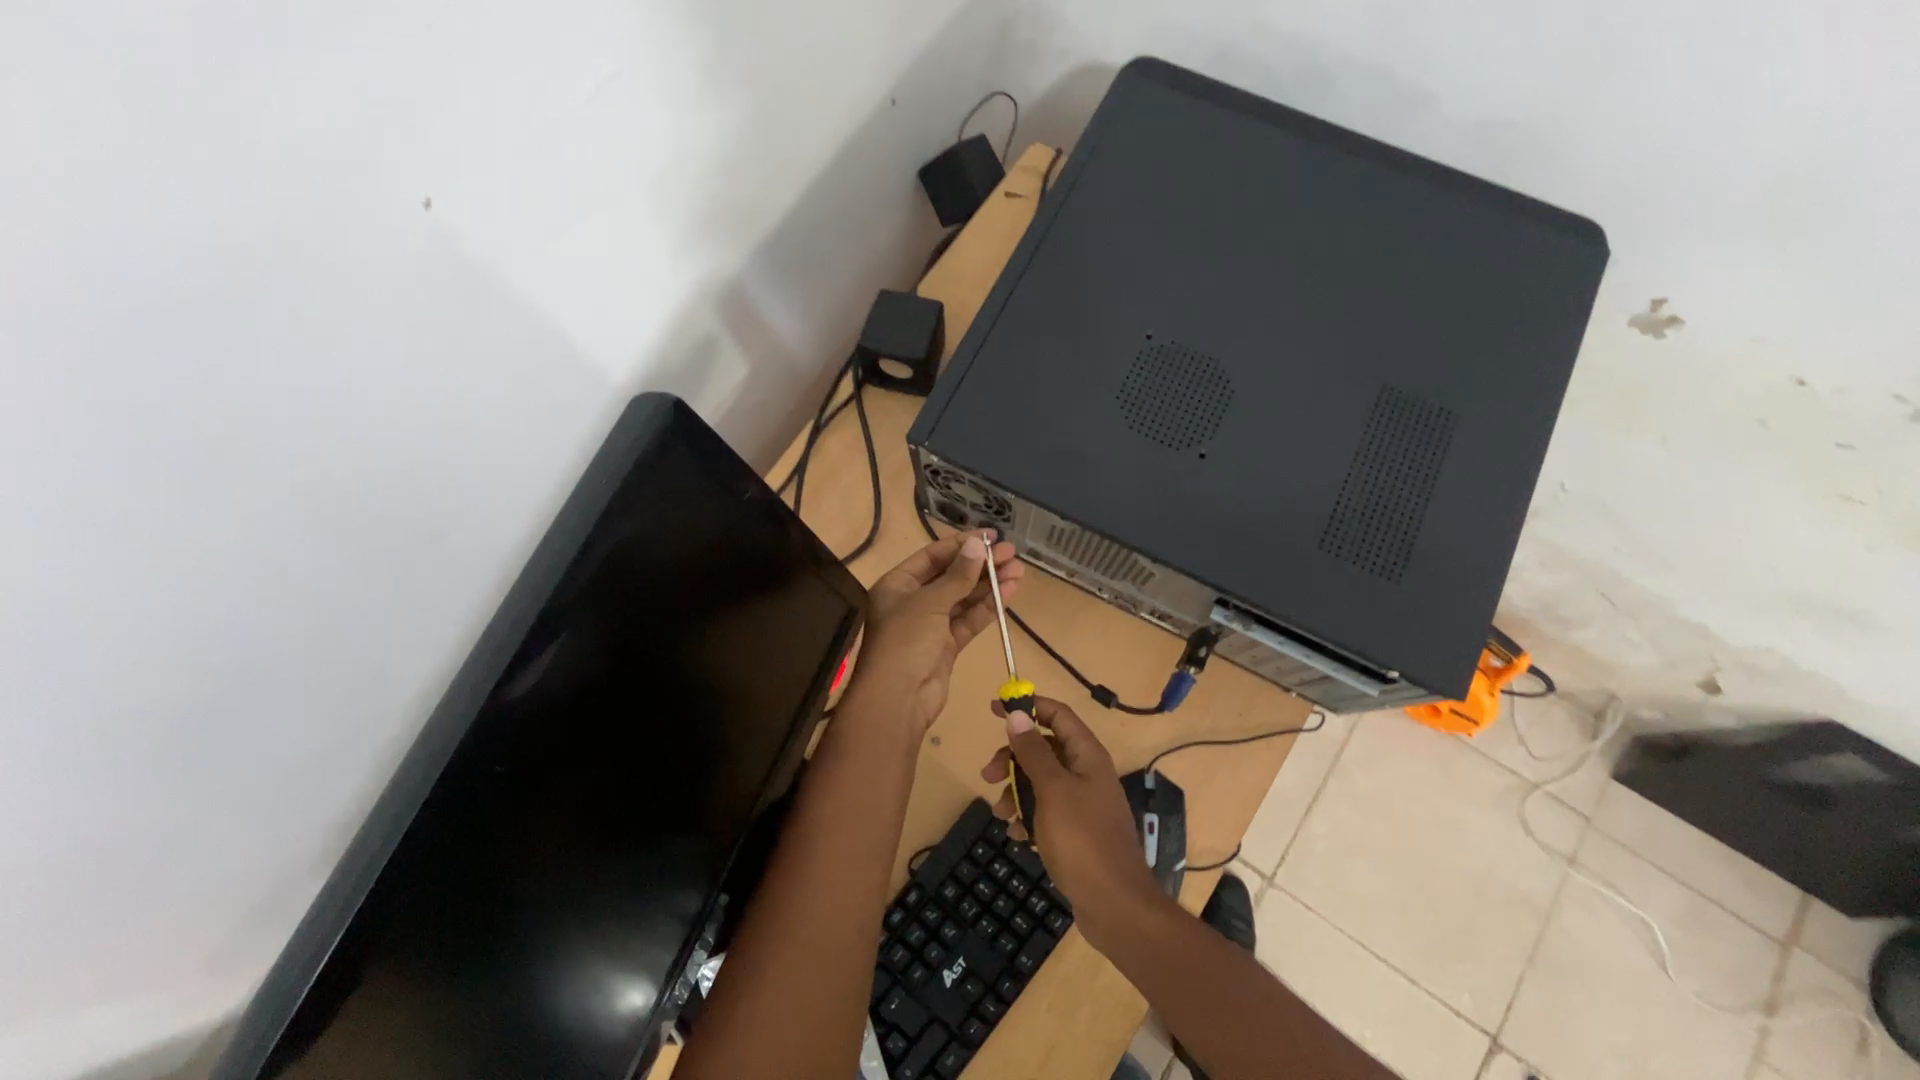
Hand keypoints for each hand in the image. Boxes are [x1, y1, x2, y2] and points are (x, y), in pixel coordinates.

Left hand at [840, 531, 1024, 735]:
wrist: (898, 698)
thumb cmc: (905, 642)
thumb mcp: (930, 602)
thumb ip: (957, 575)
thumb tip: (978, 546)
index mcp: (898, 584)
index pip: (933, 556)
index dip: (962, 544)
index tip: (992, 536)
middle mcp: (912, 601)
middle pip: (950, 576)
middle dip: (981, 565)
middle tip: (1012, 553)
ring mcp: (930, 625)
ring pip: (964, 599)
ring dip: (989, 585)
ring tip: (1019, 571)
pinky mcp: (947, 646)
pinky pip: (969, 621)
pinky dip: (988, 608)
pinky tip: (1009, 593)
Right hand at [982, 697, 1163, 951]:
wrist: (1114, 904)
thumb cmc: (1082, 840)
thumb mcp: (1052, 791)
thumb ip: (1034, 752)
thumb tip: (1017, 714)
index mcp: (1088, 756)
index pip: (1058, 715)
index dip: (1028, 706)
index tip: (995, 708)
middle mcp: (1088, 773)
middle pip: (1044, 749)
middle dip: (1013, 759)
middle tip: (987, 775)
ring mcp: (1084, 804)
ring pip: (1041, 782)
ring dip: (1016, 792)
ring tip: (1000, 815)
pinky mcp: (1077, 831)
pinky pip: (1046, 812)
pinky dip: (1028, 818)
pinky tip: (1017, 836)